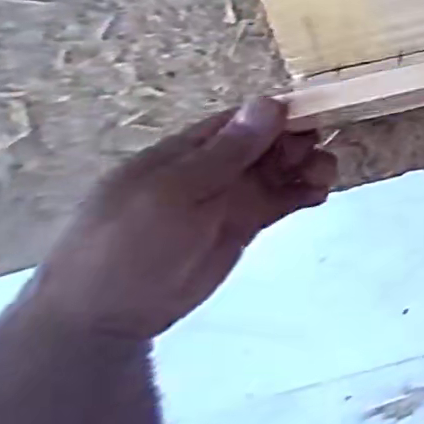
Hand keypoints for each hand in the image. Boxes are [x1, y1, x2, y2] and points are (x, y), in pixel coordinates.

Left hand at [21, 97, 336, 340]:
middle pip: (271, 141)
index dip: (281, 115)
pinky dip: (307, 191)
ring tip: (321, 181)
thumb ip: (227, 150)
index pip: (243, 120)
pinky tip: (317, 197)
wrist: (101, 322)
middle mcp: (211, 169)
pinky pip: (286, 196)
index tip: (316, 119)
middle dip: (300, 143)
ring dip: (310, 166)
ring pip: (284, 167)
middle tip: (311, 160)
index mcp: (185, 154)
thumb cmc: (127, 247)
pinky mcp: (246, 222)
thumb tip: (272, 101)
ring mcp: (229, 196)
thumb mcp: (174, 193)